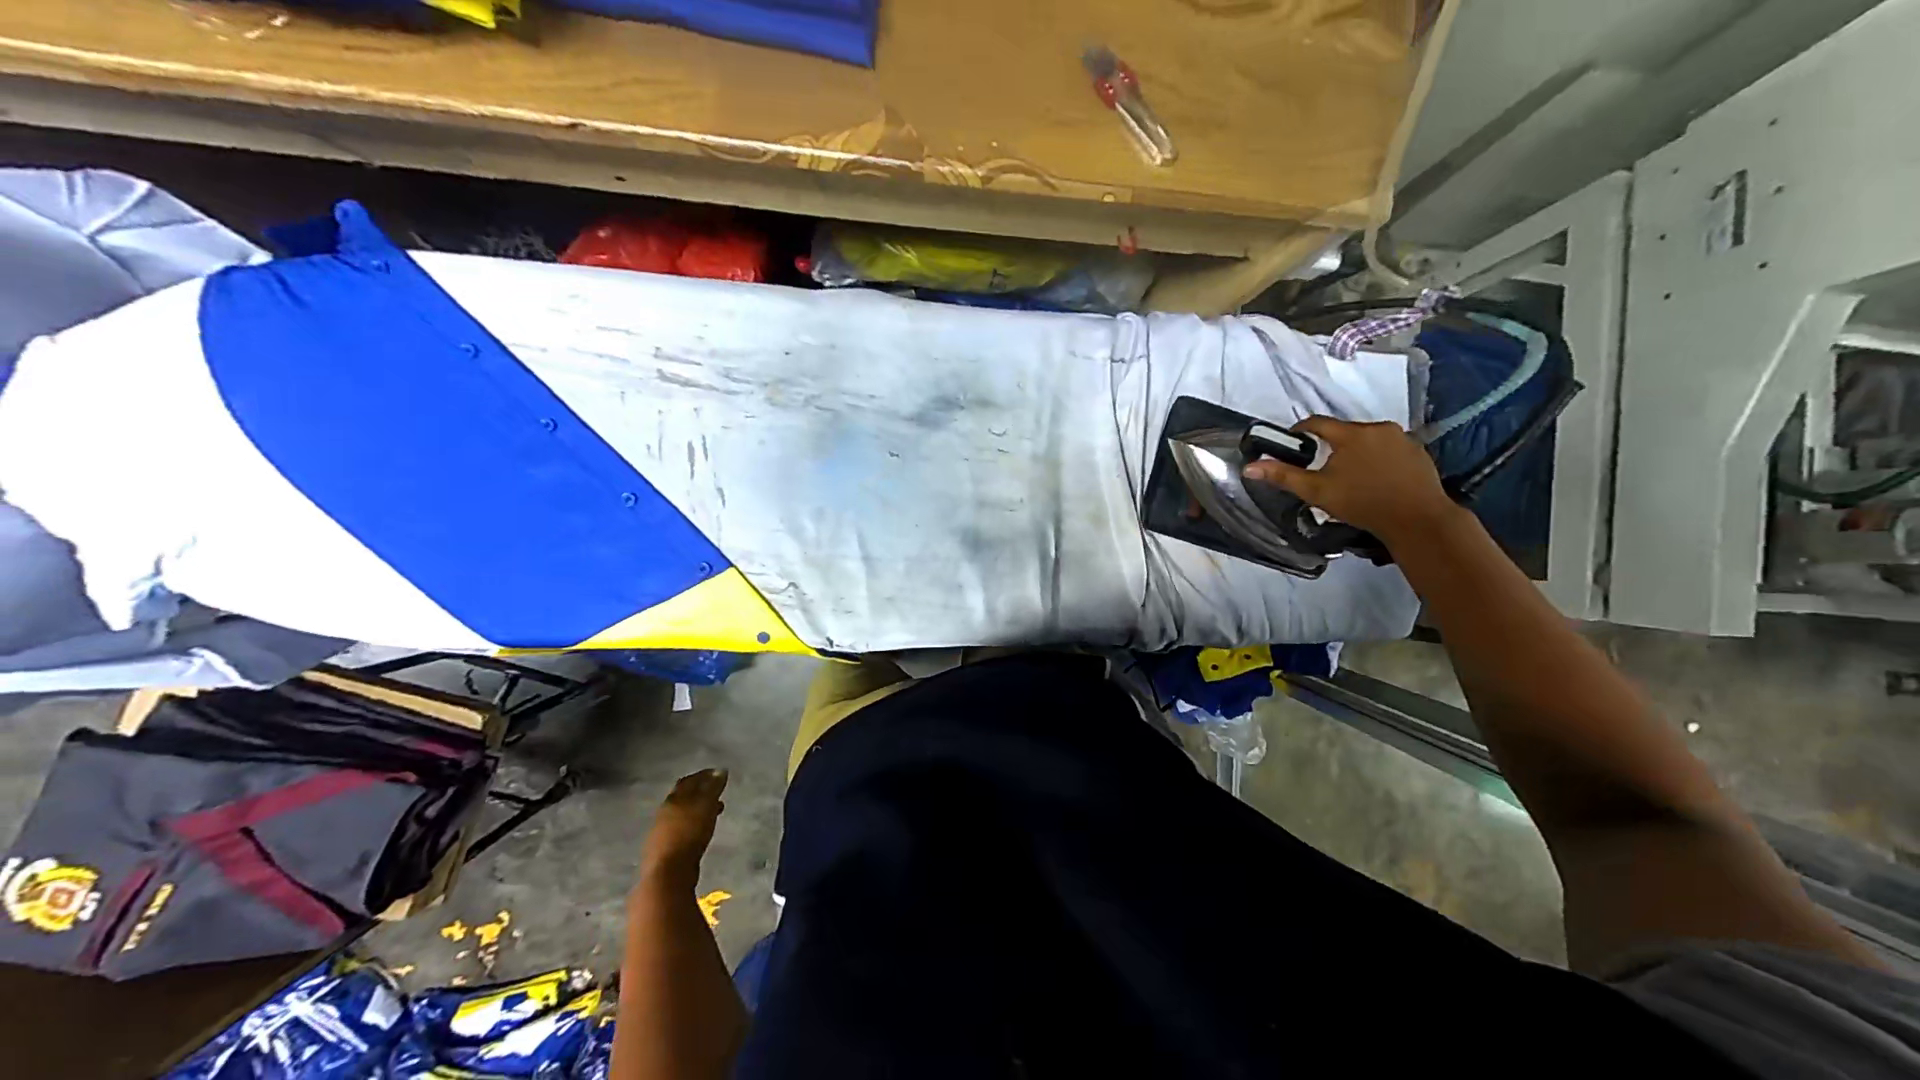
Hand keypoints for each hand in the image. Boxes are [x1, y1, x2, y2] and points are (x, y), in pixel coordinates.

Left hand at [638, 769, 727, 886]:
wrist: (668, 874)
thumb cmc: (689, 835)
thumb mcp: (705, 806)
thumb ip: (712, 788)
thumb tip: (719, 770)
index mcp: (673, 800)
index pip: (688, 781)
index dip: (703, 776)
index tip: (717, 774)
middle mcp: (663, 813)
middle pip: (683, 797)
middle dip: (699, 793)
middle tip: (717, 792)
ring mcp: (660, 833)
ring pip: (681, 814)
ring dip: (697, 810)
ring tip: (714, 812)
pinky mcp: (663, 850)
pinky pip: (680, 830)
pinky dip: (692, 825)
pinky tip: (699, 832)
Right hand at [1241, 416, 1455, 543]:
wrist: (1417, 519)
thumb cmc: (1362, 504)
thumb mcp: (1317, 492)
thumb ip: (1283, 476)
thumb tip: (1249, 467)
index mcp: (1351, 434)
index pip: (1317, 423)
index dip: (1300, 431)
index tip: (1292, 445)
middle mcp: (1378, 428)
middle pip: (1344, 431)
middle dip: (1331, 446)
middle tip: (1322, 469)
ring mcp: (1402, 438)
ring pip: (1368, 439)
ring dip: (1356, 452)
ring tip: (1350, 476)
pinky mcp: (1418, 451)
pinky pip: (1389, 448)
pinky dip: (1378, 458)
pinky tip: (1376, 479)